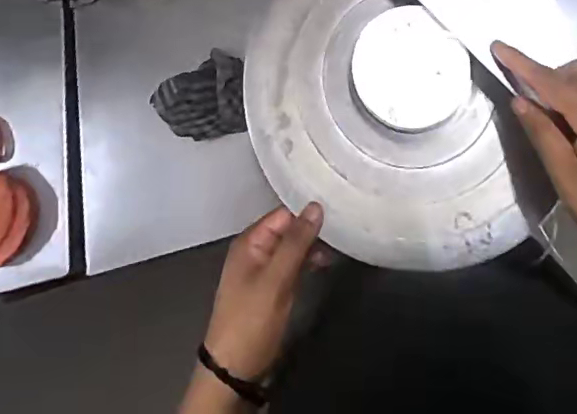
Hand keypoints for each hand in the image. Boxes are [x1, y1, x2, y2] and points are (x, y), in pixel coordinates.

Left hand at [200, 202, 323, 381]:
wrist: (234, 371)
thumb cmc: (251, 320)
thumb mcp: (275, 280)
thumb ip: (296, 242)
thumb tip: (315, 206)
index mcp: (250, 242)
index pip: (283, 215)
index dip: (307, 212)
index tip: (336, 210)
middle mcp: (256, 250)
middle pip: (288, 230)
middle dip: (312, 229)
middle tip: (342, 230)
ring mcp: (264, 270)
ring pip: (292, 248)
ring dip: (312, 247)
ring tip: (337, 249)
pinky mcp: (272, 288)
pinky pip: (292, 265)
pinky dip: (307, 262)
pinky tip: (324, 264)